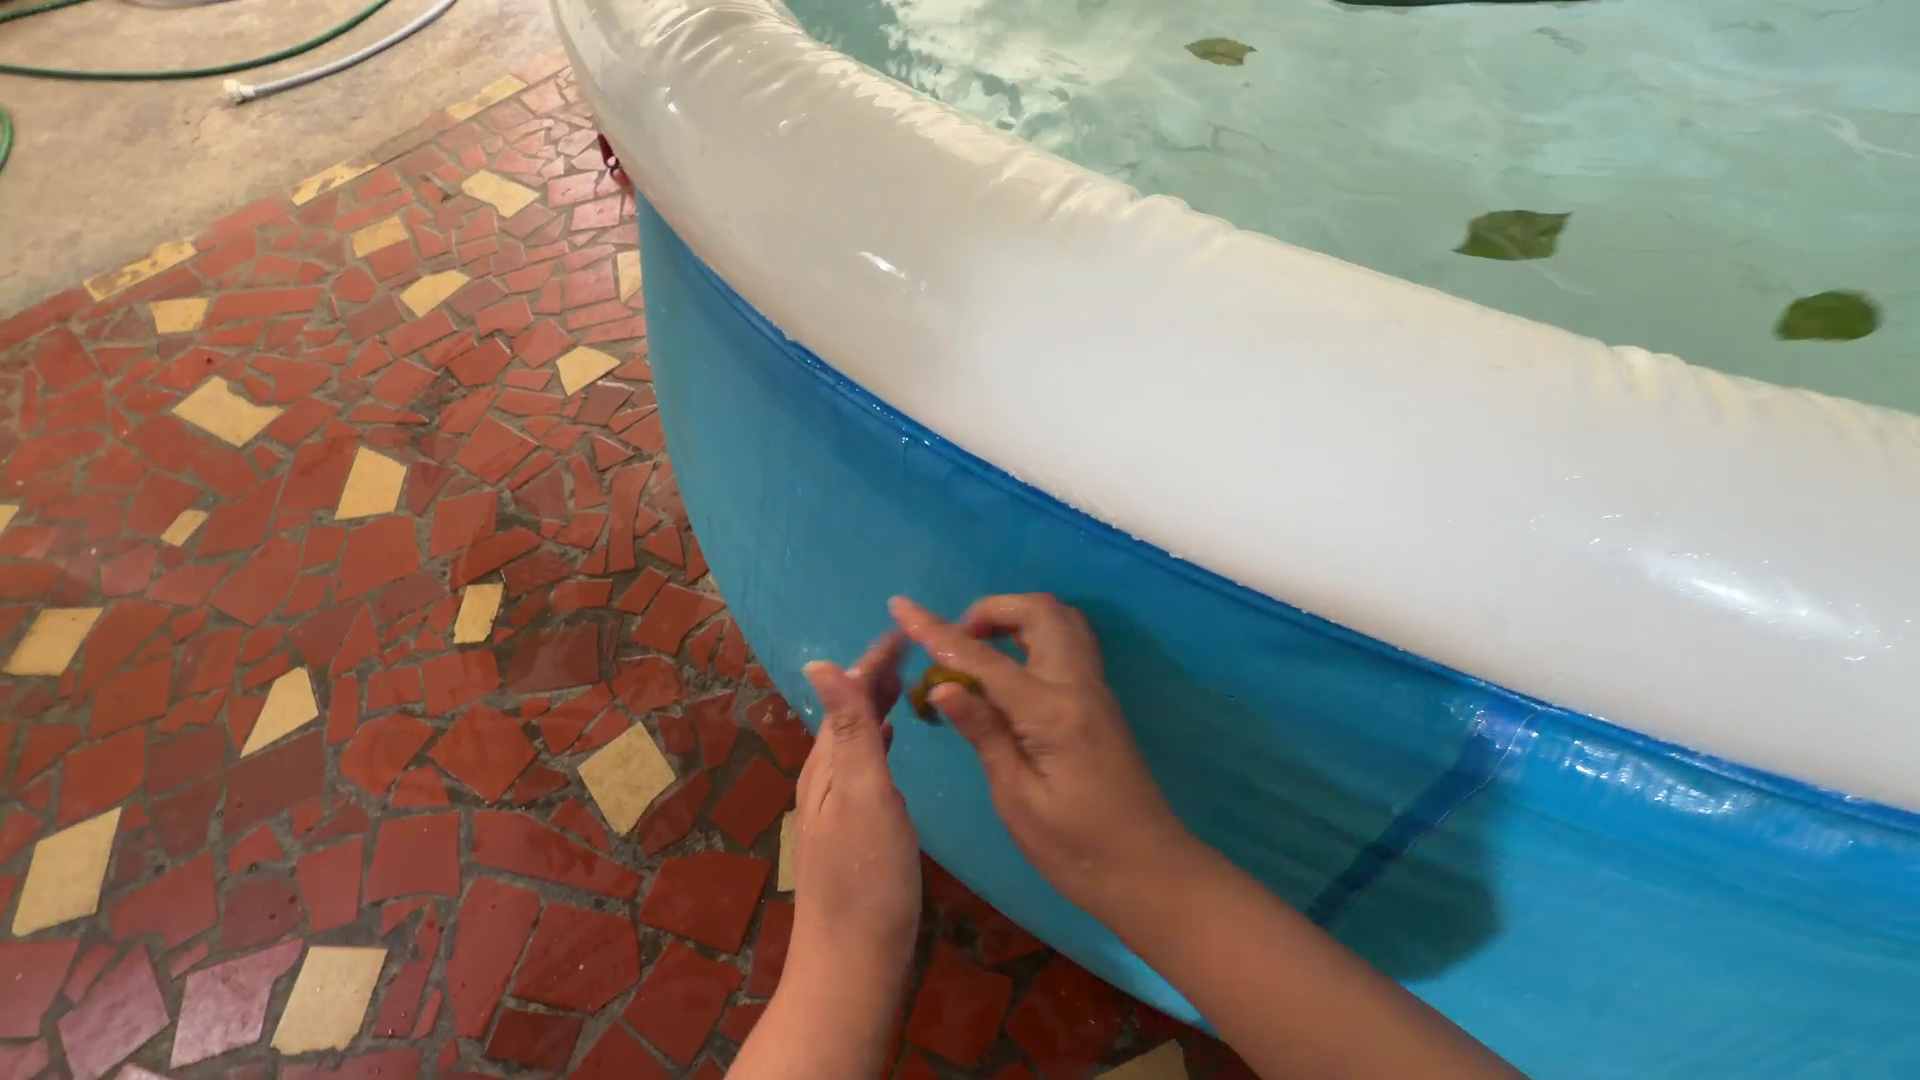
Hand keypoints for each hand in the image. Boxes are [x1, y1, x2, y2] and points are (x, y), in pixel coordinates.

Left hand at [787, 634, 921, 996]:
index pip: (849, 691)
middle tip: (917, 646)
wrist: (852, 962)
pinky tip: (890, 738)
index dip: (876, 657)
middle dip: (878, 673)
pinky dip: (880, 735)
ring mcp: (837, 802)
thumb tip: (820, 662)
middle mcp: (826, 776)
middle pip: (850, 709)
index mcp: (827, 763)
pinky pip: (865, 760)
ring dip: (878, 701)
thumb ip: (848, 730)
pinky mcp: (854, 824)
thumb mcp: (863, 795)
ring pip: (857, 733)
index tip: (910, 627)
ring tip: (907, 680)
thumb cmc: (866, 878)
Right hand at [889, 594, 1190, 916]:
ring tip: (977, 652)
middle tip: (953, 645)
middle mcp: (1079, 684)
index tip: (901, 607)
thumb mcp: (1018, 799)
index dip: (937, 631)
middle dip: (989, 611)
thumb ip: (984, 733)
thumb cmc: (1077, 850)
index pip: (984, 658)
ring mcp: (1095, 688)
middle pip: (1037, 612)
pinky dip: (1033, 637)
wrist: (1150, 871)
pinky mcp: (1100, 700)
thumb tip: (943, 685)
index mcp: (1052, 712)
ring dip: (1015, 619)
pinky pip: (1068, 643)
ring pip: (1059, 620)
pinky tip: (1008, 673)